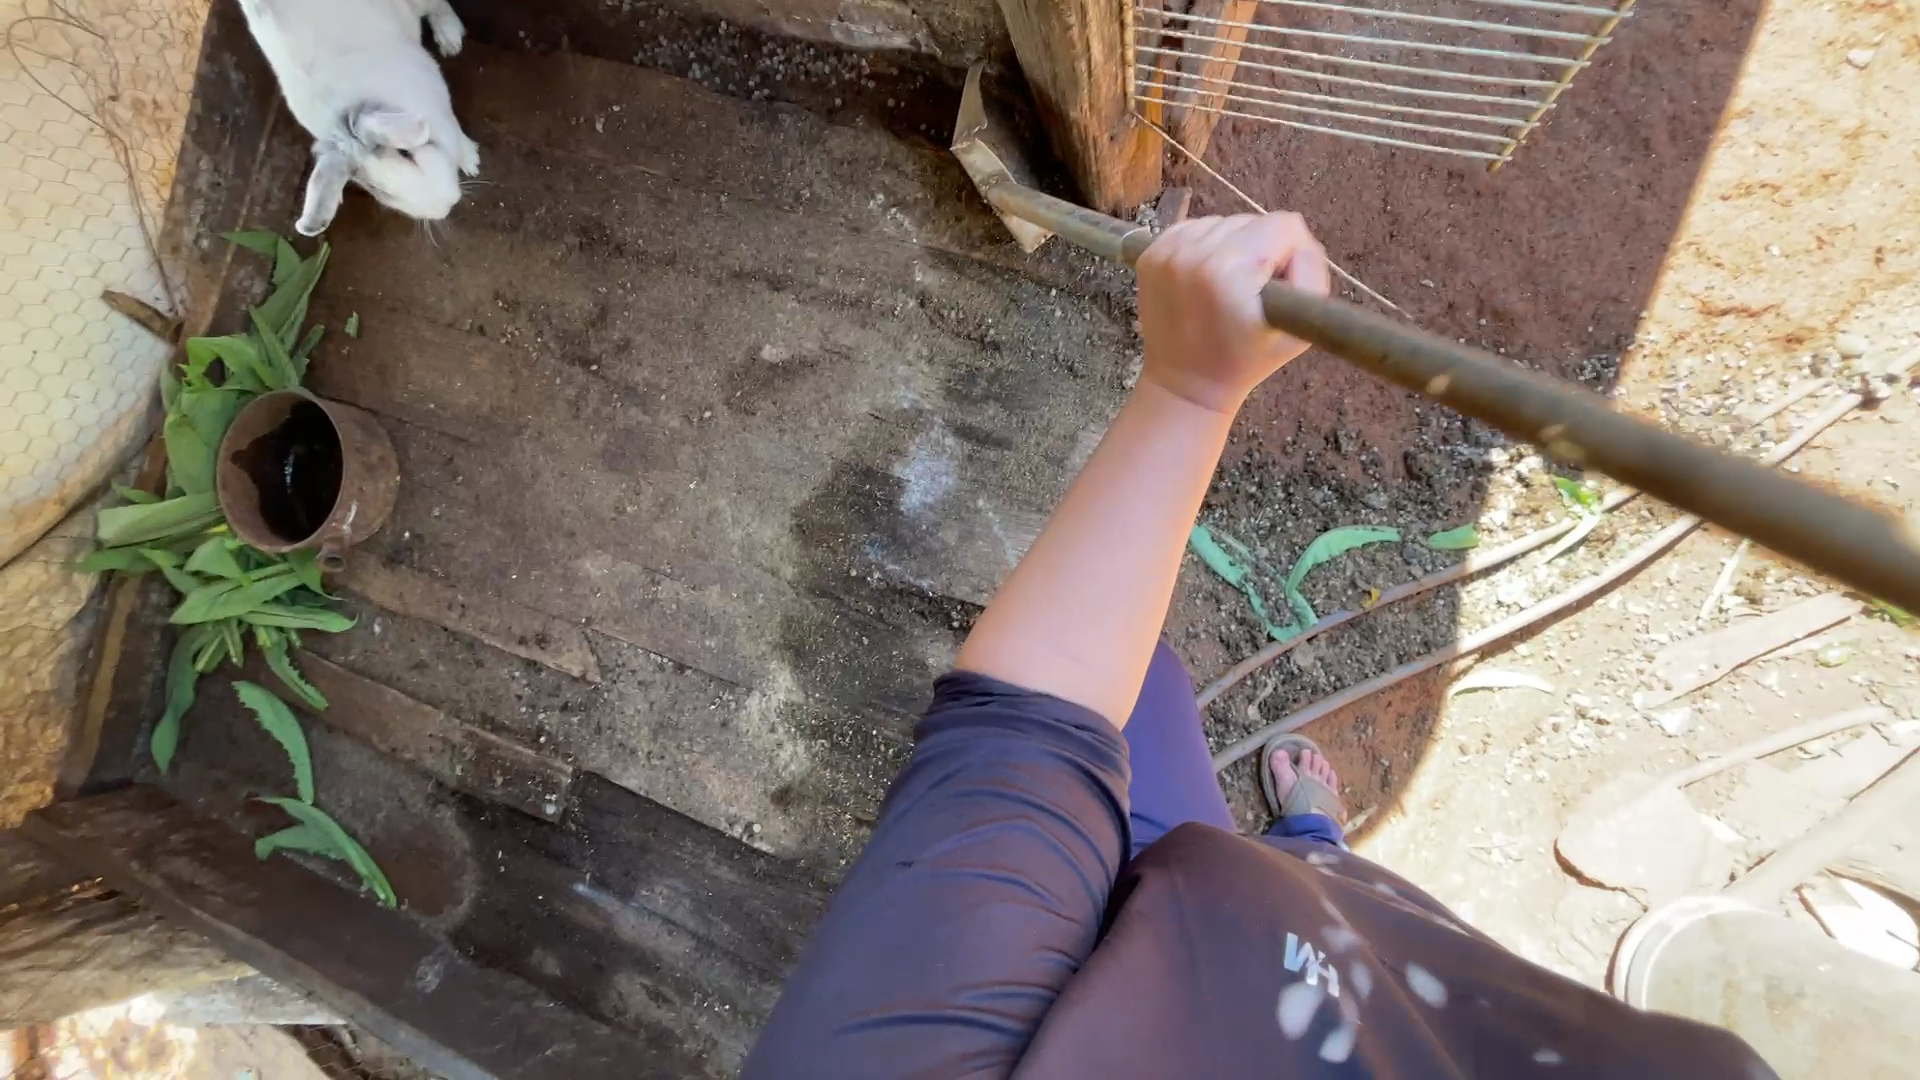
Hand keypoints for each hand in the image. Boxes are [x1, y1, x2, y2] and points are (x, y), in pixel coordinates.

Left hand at [1134, 213, 1329, 414]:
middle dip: (1258, 251)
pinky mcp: (1150, 255)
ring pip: (1221, 223)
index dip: (1290, 257)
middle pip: (1250, 221)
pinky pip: (1194, 230)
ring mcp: (1166, 252)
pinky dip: (1204, 249)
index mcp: (1229, 268)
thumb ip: (1312, 271)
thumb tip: (1297, 241)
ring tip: (1223, 289)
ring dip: (1230, 249)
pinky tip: (1202, 282)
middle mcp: (1192, 253)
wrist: (1185, 384)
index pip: (1284, 225)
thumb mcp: (1299, 329)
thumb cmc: (1244, 361)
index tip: (1273, 289)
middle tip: (1246, 294)